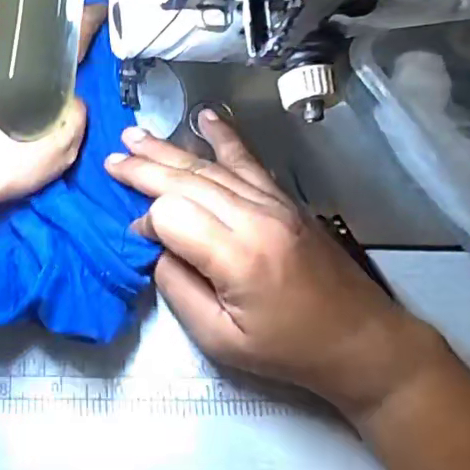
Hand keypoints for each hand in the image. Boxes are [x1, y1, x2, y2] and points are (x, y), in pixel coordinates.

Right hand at [104, 110, 447, 419]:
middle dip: (146, 168)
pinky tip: (206, 118)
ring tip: (137, 135)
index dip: (147, 223)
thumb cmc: (288, 350)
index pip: (174, 215)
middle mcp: (255, 218)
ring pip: (213, 167)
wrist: (358, 338)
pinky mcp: (285, 200)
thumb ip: (180, 290)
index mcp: (238, 257)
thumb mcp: (221, 340)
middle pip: (189, 181)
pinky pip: (249, 161)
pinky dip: (225, 138)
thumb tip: (159, 250)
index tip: (136, 237)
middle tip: (112, 157)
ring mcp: (274, 203)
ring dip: (172, 150)